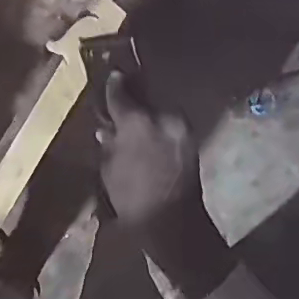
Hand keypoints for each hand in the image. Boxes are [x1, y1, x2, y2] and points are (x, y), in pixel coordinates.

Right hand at [98, 72, 201, 227]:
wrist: (173, 223)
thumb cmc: (133, 199)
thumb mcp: (110, 171)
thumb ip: (109, 144)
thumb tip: (106, 129)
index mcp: (138, 122)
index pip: (122, 94)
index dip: (113, 85)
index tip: (112, 76)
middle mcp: (164, 117)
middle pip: (144, 100)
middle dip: (132, 102)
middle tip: (119, 105)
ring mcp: (181, 129)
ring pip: (158, 113)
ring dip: (146, 117)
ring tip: (132, 126)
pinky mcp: (191, 142)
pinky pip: (169, 127)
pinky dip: (157, 129)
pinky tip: (147, 141)